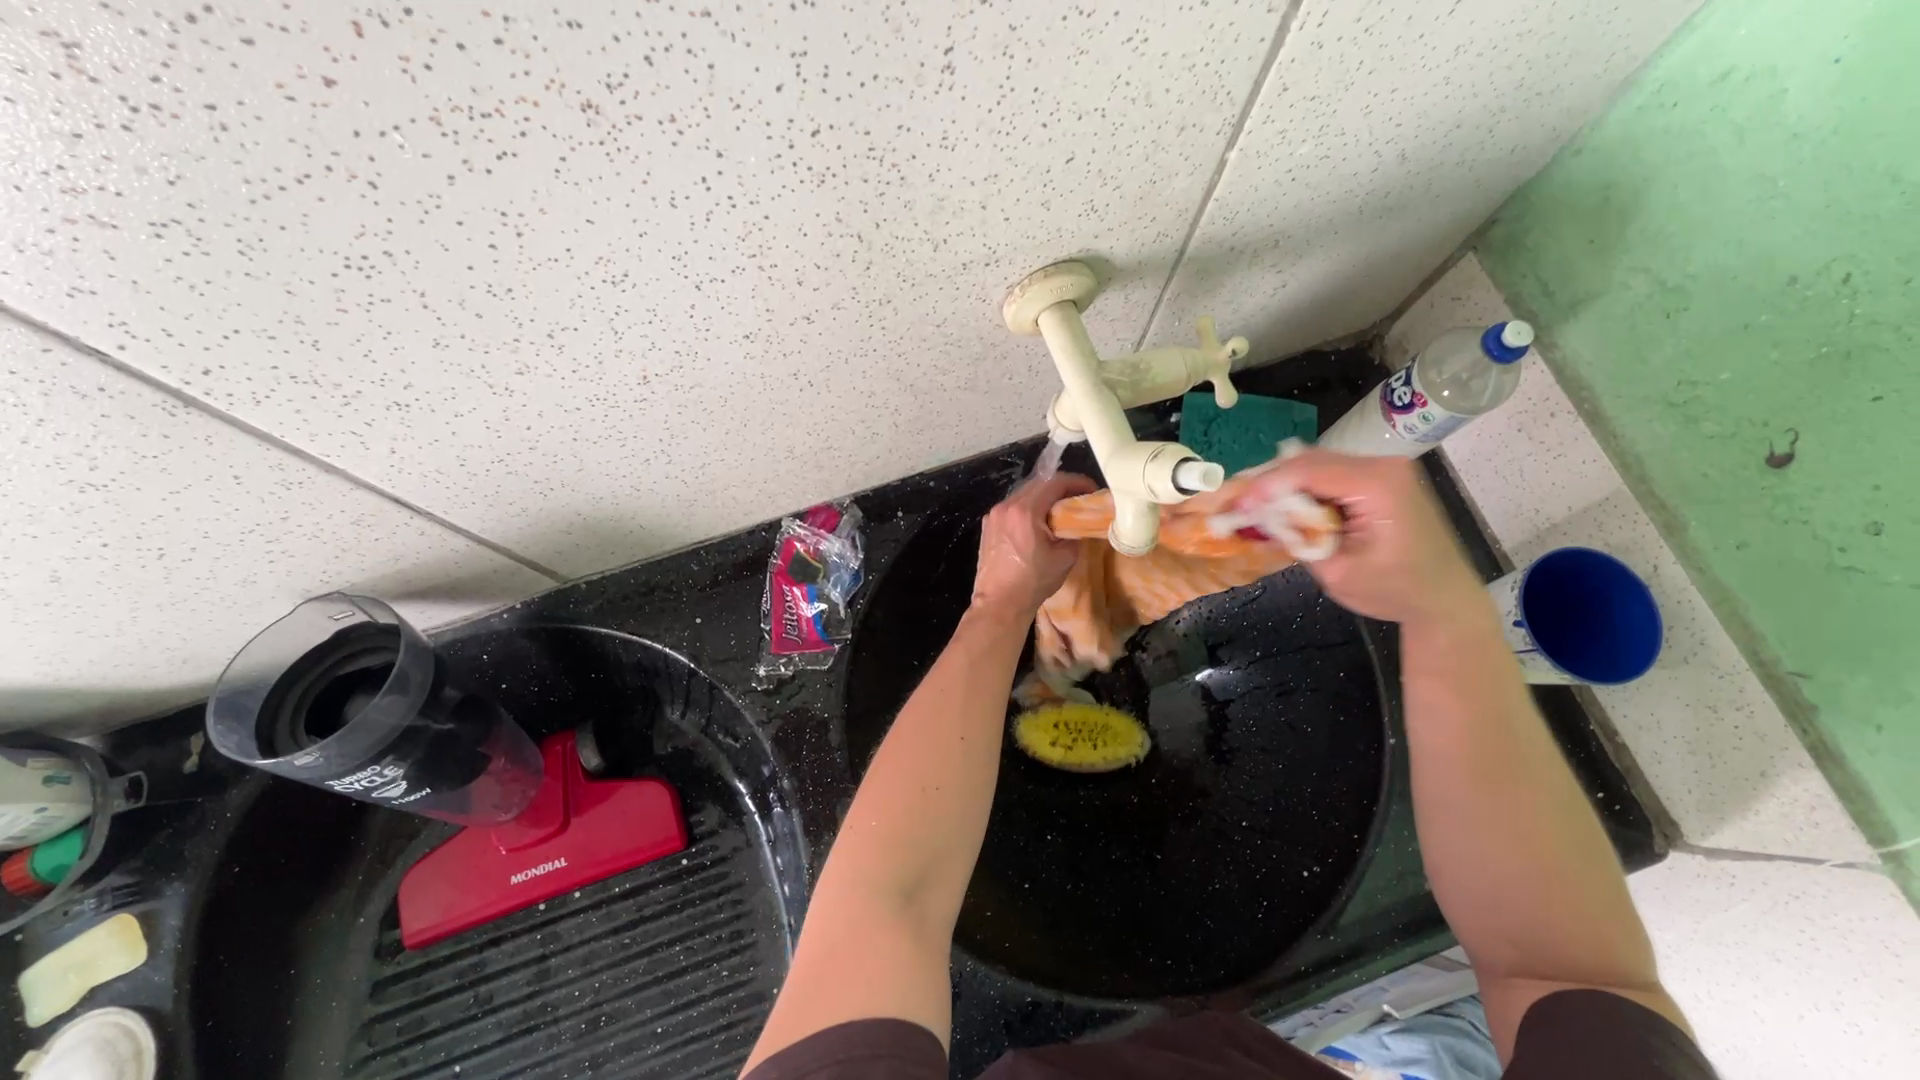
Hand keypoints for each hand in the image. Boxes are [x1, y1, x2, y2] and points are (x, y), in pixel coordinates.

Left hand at [971, 471, 1097, 619]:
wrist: (999, 604)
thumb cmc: (1033, 582)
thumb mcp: (1065, 557)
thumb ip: (1075, 533)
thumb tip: (1081, 523)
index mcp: (1024, 511)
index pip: (1055, 482)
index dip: (1077, 482)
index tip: (1091, 490)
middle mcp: (1006, 506)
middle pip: (1038, 484)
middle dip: (1061, 489)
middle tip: (1079, 500)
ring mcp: (993, 515)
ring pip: (1024, 495)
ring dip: (1044, 498)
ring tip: (1061, 512)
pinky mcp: (988, 526)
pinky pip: (1013, 508)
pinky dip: (1029, 509)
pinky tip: (1039, 524)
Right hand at [1243, 449, 1483, 626]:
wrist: (1444, 598)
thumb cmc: (1394, 590)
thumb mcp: (1338, 572)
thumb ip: (1299, 539)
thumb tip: (1260, 519)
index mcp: (1377, 485)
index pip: (1307, 470)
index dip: (1267, 486)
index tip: (1238, 506)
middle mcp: (1383, 465)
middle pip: (1310, 461)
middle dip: (1271, 483)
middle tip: (1240, 506)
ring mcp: (1384, 469)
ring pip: (1317, 465)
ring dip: (1286, 486)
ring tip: (1257, 509)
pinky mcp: (1381, 478)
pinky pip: (1332, 474)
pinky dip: (1306, 490)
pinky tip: (1288, 509)